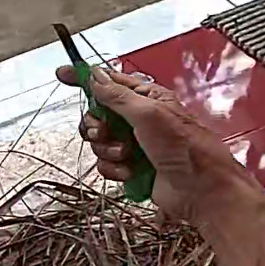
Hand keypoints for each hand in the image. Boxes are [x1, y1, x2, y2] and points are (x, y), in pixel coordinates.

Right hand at [56, 64, 261, 221]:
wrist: (200, 191)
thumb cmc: (186, 149)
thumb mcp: (149, 114)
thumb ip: (117, 95)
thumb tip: (95, 77)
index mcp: (146, 99)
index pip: (108, 82)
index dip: (85, 78)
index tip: (64, 74)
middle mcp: (138, 120)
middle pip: (97, 115)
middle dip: (97, 126)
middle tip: (105, 131)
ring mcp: (134, 144)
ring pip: (99, 143)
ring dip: (109, 151)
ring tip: (128, 155)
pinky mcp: (131, 168)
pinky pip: (106, 165)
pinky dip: (115, 170)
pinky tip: (131, 172)